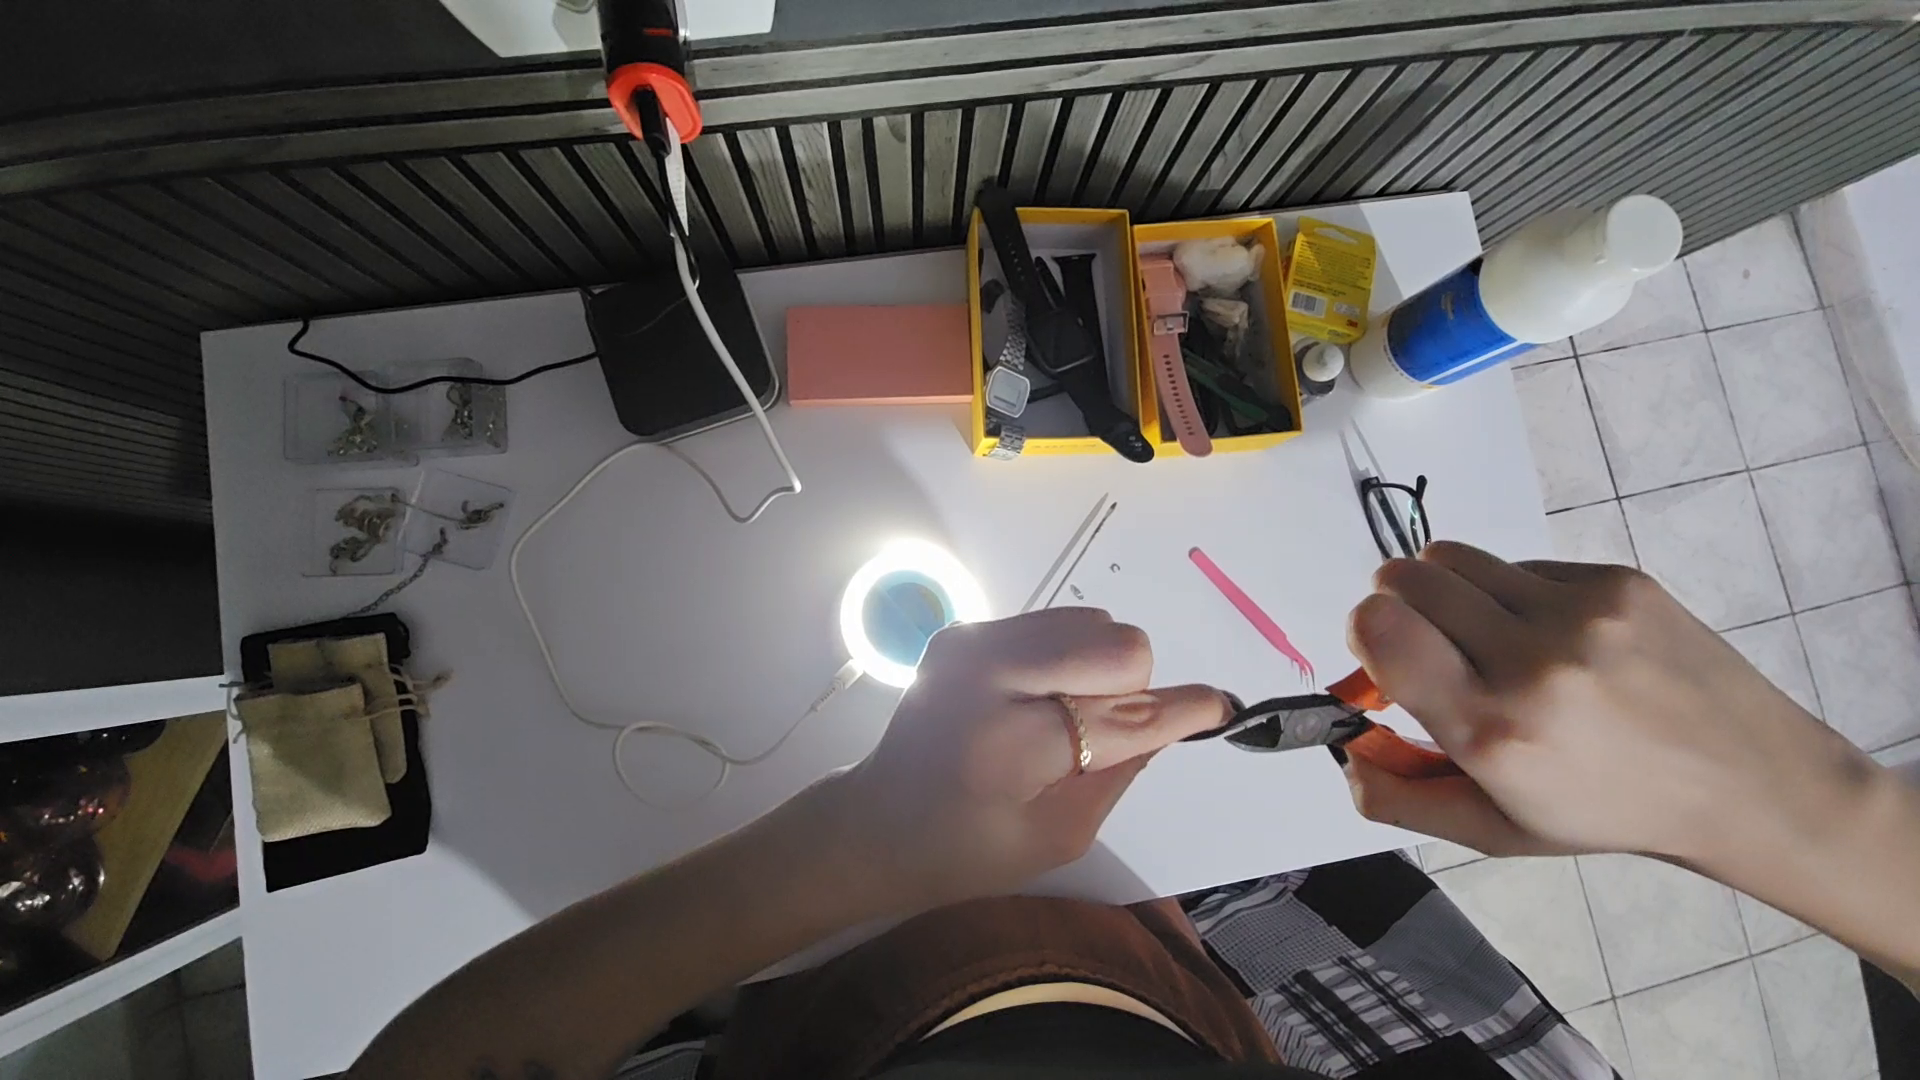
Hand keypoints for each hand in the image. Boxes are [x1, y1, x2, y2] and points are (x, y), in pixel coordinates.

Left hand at [829, 607, 1230, 910]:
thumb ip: (1121, 770)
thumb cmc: (965, 851)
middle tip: (1094, 735)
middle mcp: (986, 671)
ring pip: (1089, 623)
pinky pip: (1055, 623)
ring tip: (1058, 719)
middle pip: (1113, 643)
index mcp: (1005, 743)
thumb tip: (1173, 715)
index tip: (1217, 705)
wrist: (877, 818)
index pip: (1119, 714)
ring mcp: (971, 640)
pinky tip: (1033, 698)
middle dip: (1128, 688)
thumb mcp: (1056, 835)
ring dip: (1097, 669)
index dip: (1177, 709)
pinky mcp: (966, 628)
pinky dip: (1067, 658)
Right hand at [1340, 542, 1870, 865]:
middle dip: (1394, 603)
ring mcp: (1581, 612)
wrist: (1758, 786)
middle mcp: (1532, 660)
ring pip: (1449, 557)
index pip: (1379, 628)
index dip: (1364, 631)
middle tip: (1428, 640)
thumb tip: (1341, 743)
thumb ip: (1393, 793)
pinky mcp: (1617, 581)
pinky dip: (1507, 593)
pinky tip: (1552, 634)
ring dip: (1443, 589)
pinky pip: (1515, 564)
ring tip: (1483, 630)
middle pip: (1403, 577)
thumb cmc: (1603, 811)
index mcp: (1491, 729)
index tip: (1384, 654)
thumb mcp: (1489, 828)